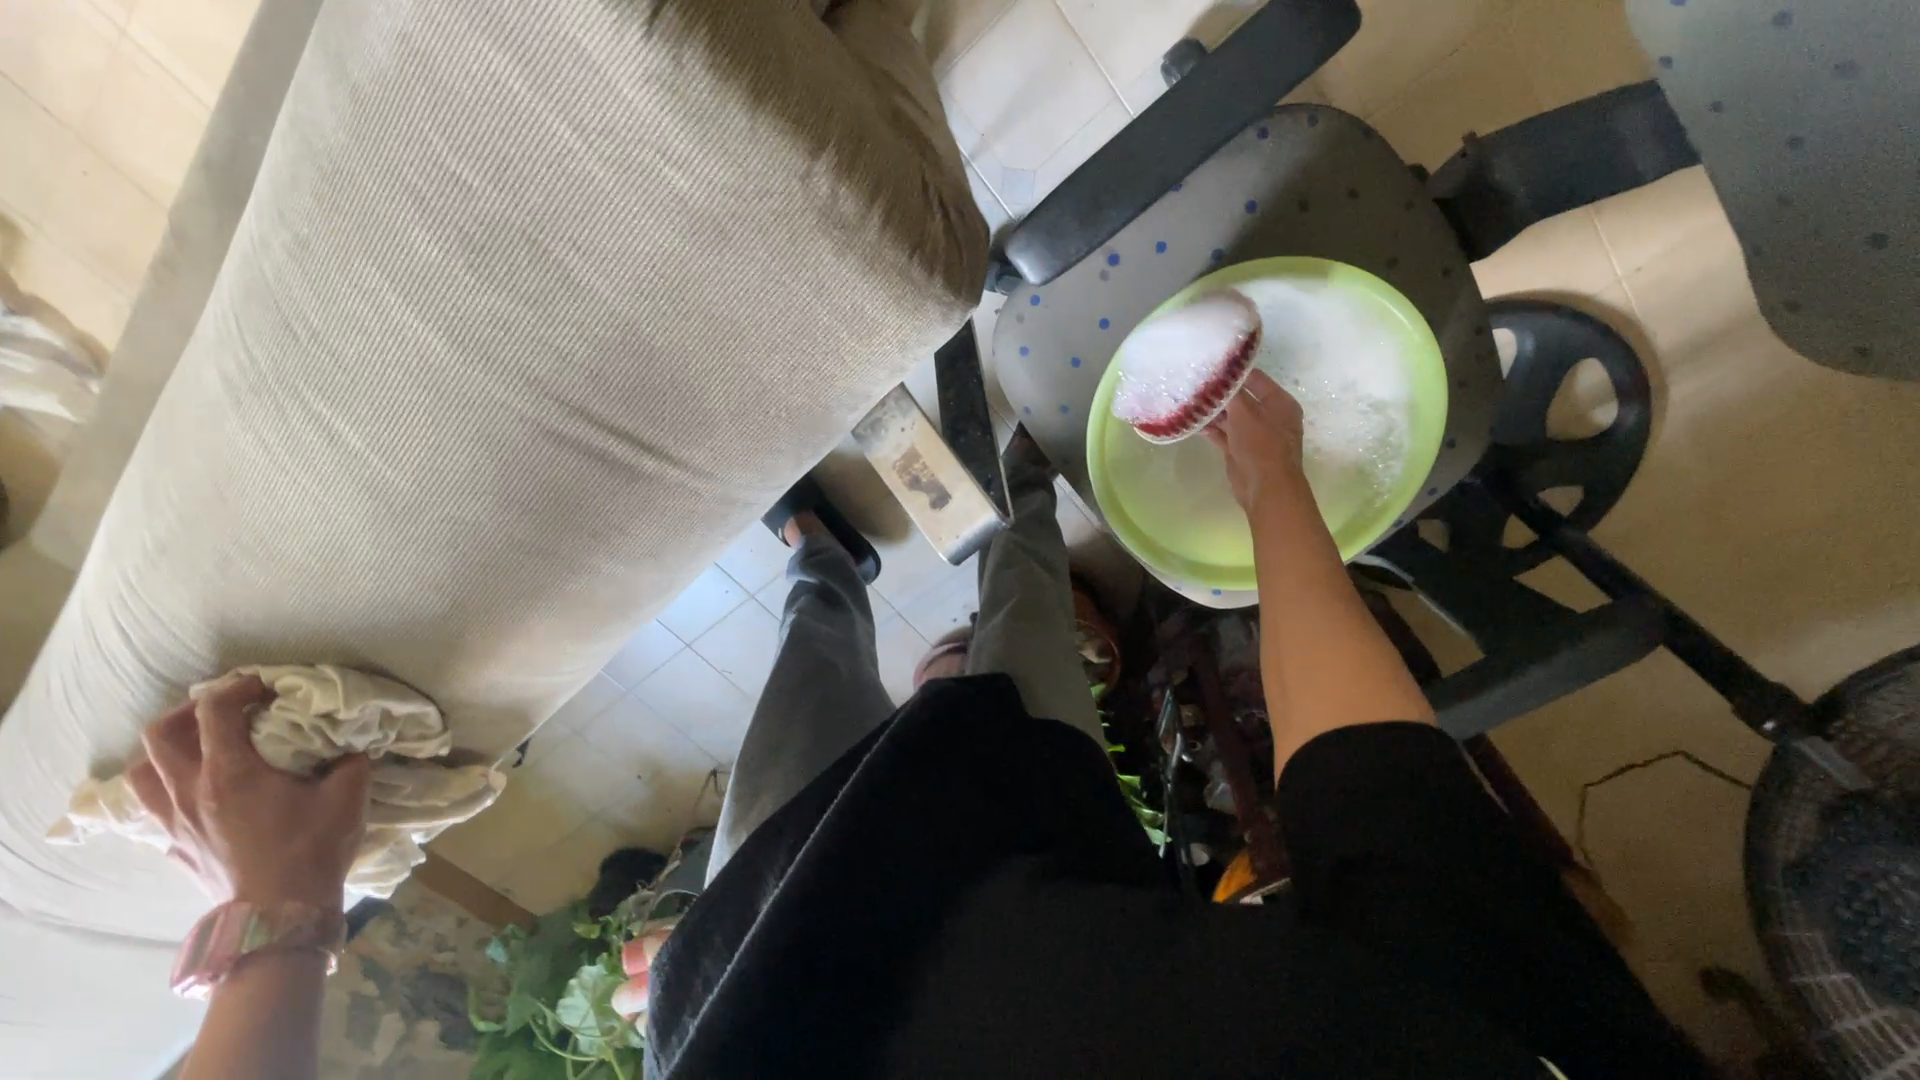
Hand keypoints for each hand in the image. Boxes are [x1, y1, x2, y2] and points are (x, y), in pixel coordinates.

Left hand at [127, 675, 370, 911]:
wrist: (280, 914)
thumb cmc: (314, 847)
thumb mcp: (350, 793)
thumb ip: (349, 758)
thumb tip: (349, 743)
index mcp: (231, 772)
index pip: (215, 709)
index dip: (239, 686)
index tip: (266, 686)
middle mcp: (191, 791)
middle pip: (161, 734)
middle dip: (192, 710)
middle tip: (227, 709)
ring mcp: (174, 822)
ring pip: (142, 772)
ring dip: (168, 751)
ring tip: (201, 748)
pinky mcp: (174, 847)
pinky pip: (156, 808)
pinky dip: (172, 789)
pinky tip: (203, 794)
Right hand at [1202, 370, 1307, 514]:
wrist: (1266, 487)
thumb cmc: (1261, 444)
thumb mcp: (1246, 412)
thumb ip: (1231, 393)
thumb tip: (1218, 376)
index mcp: (1279, 403)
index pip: (1255, 379)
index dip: (1234, 372)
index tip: (1211, 365)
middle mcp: (1268, 416)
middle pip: (1241, 398)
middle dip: (1219, 394)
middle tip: (1195, 383)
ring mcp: (1254, 435)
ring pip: (1230, 417)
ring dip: (1212, 412)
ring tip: (1189, 401)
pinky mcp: (1240, 450)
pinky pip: (1223, 434)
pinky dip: (1210, 429)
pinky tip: (1192, 422)